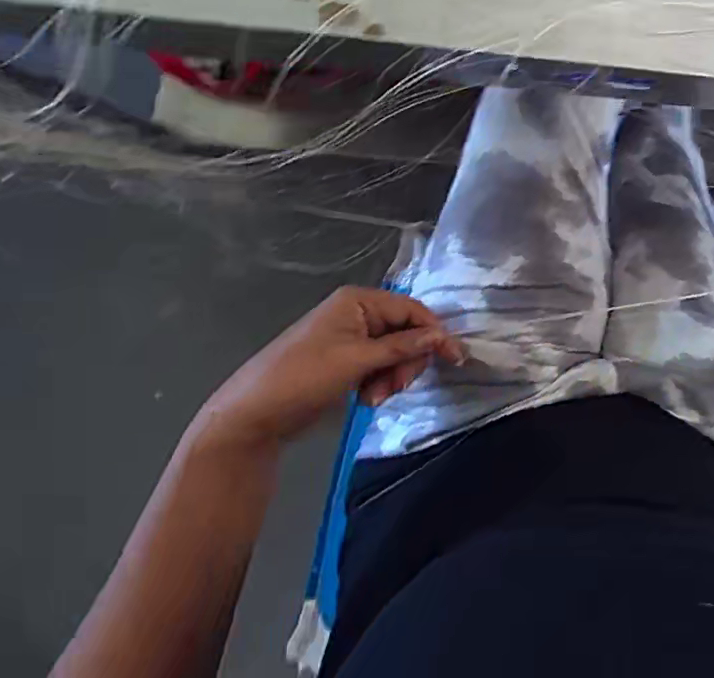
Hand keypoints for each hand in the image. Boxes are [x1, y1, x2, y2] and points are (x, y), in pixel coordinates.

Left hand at [196, 286, 464, 449]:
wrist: (257, 412)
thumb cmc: (305, 376)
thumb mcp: (356, 360)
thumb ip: (401, 347)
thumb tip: (441, 337)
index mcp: (357, 301)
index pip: (410, 309)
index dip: (433, 333)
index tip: (456, 360)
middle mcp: (355, 313)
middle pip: (404, 332)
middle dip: (406, 362)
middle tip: (395, 388)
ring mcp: (349, 338)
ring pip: (393, 354)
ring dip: (391, 377)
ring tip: (373, 398)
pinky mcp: (344, 361)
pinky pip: (377, 367)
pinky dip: (377, 384)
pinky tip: (365, 400)